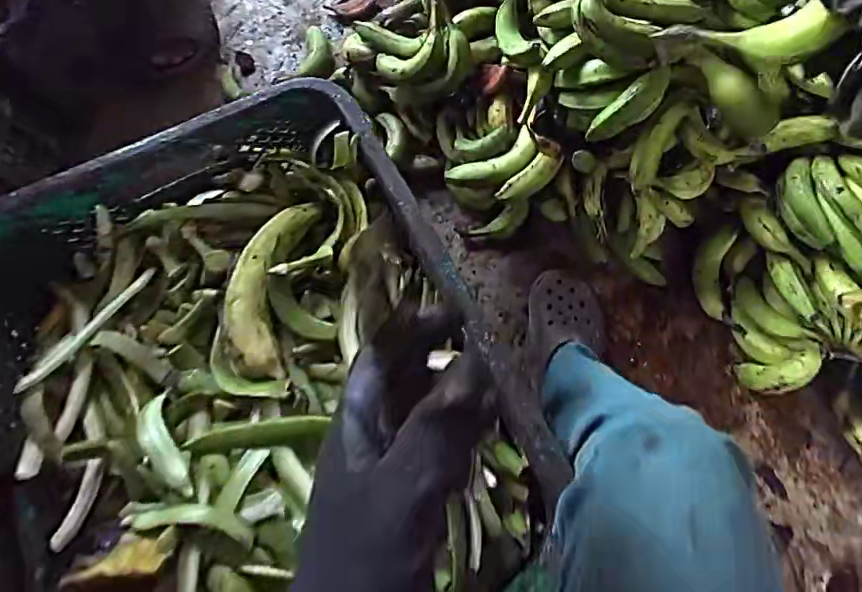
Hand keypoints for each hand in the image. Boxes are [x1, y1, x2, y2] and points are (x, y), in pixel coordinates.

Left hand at [294, 307, 493, 591]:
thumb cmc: (365, 555)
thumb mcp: (402, 485)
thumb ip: (438, 421)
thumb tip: (477, 357)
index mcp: (358, 421)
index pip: (383, 353)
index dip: (415, 324)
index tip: (460, 306)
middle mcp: (376, 433)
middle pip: (410, 376)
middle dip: (448, 352)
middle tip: (493, 335)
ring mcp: (395, 465)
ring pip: (431, 408)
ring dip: (465, 388)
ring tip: (503, 372)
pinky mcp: (415, 493)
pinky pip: (445, 443)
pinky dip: (469, 425)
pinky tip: (495, 420)